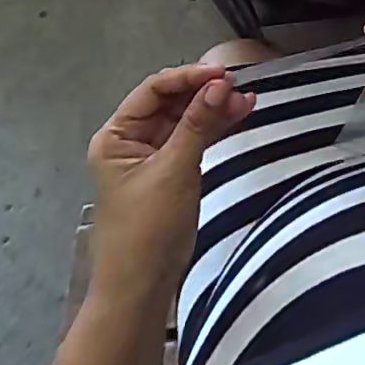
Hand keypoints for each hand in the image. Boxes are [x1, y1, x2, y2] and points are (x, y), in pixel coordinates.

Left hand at [87, 66, 253, 299]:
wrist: (142, 290)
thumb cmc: (146, 230)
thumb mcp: (173, 171)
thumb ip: (197, 124)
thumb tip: (219, 84)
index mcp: (117, 136)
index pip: (153, 90)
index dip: (187, 77)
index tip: (221, 73)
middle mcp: (132, 139)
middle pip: (172, 101)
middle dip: (205, 91)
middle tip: (238, 86)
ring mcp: (154, 154)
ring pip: (187, 118)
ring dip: (215, 107)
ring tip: (247, 99)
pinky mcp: (173, 169)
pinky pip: (195, 137)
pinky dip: (216, 126)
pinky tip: (240, 114)